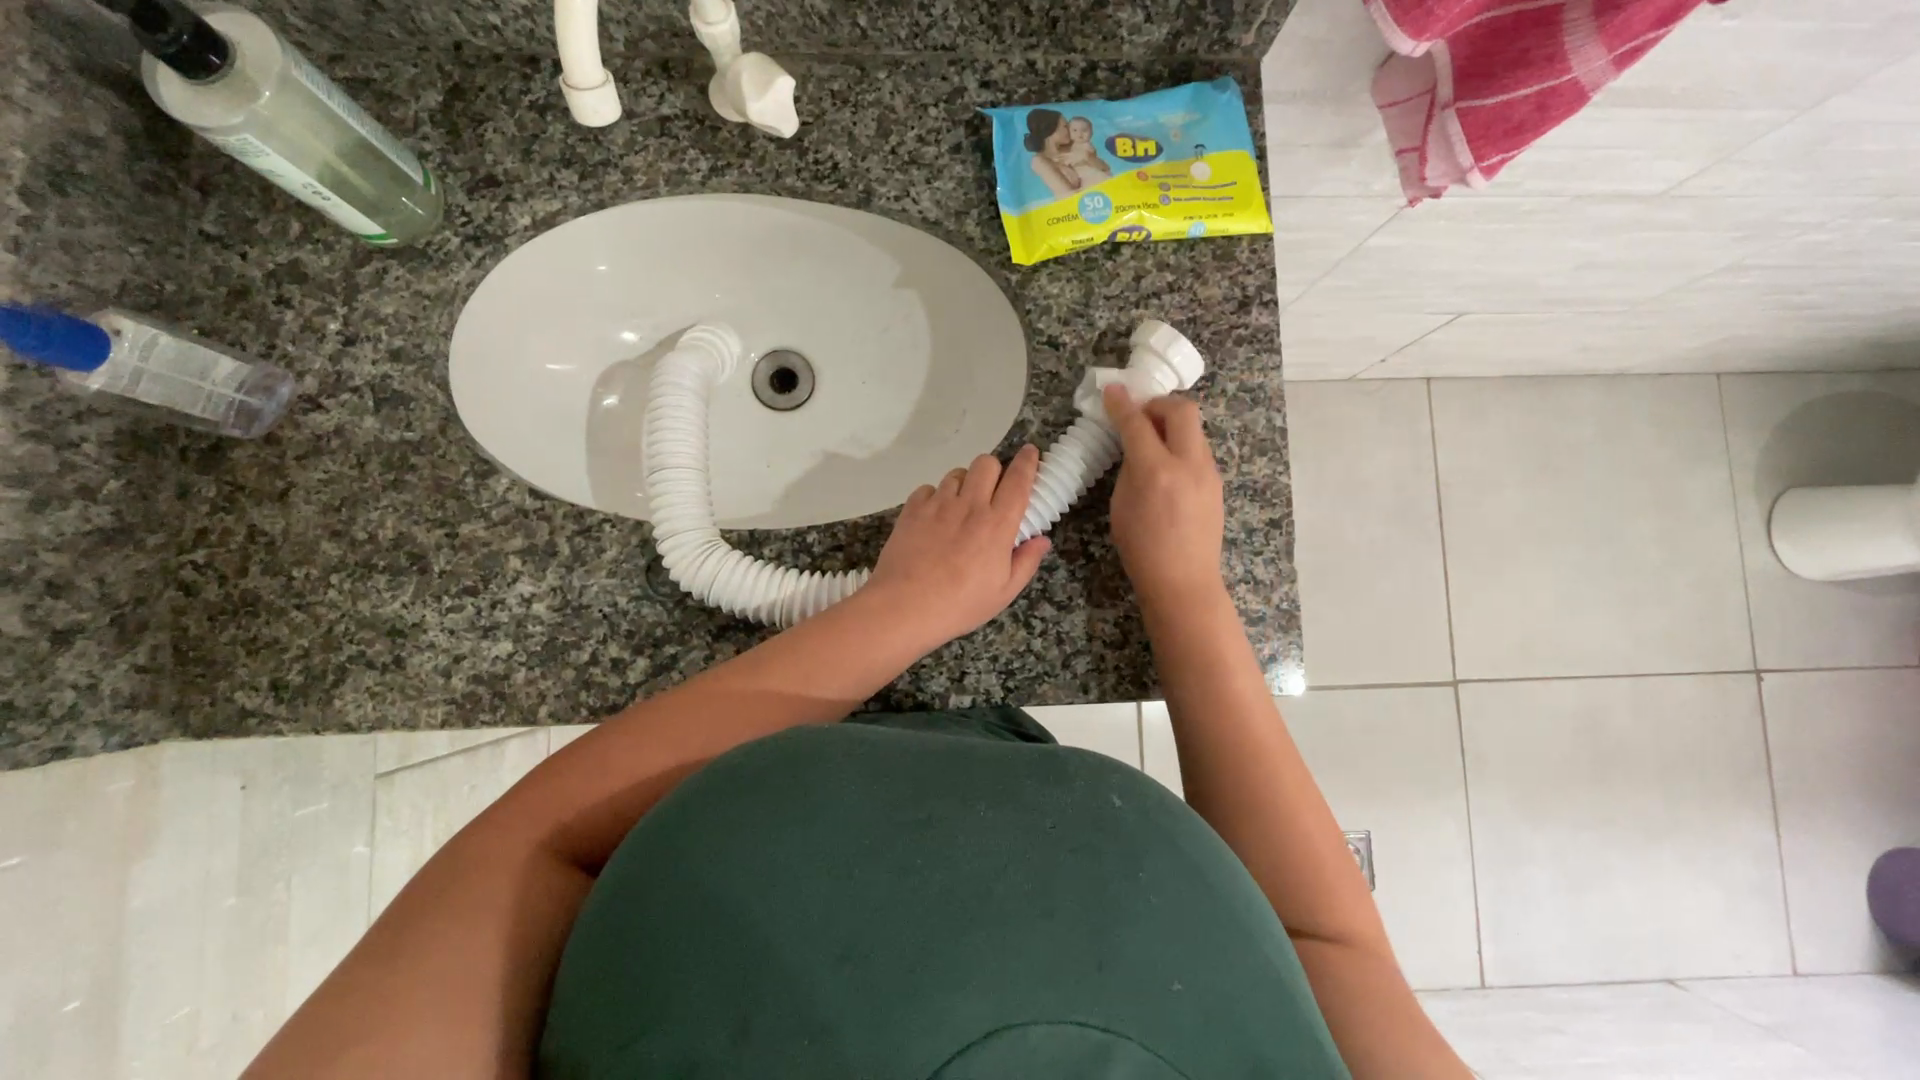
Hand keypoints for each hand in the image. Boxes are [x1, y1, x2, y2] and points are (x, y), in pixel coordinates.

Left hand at [865, 445, 1051, 647]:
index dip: (1027, 462)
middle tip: (992, 492)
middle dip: (994, 470)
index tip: (1030, 453)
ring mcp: (938, 505)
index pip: (1018, 480)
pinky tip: (934, 518)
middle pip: (986, 463)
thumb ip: (1026, 562)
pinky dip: (935, 497)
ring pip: (957, 474)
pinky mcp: (912, 509)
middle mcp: (970, 506)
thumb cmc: (959, 605)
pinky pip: (928, 488)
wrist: (904, 607)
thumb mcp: (1003, 593)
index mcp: (998, 524)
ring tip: (962, 507)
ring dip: (965, 484)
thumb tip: (1042, 539)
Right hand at [1103, 384, 1224, 607]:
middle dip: (1158, 403)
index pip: (1137, 423)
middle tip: (1140, 415)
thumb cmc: (1141, 549)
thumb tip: (1136, 445)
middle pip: (1182, 410)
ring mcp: (1208, 473)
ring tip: (1152, 442)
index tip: (1112, 391)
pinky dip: (1180, 447)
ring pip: (1194, 430)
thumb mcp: (1121, 505)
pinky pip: (1198, 451)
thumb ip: (1130, 468)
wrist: (1183, 581)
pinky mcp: (1216, 483)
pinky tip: (1167, 467)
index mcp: (1156, 471)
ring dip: (1172, 425)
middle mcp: (1188, 464)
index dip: (1122, 404)